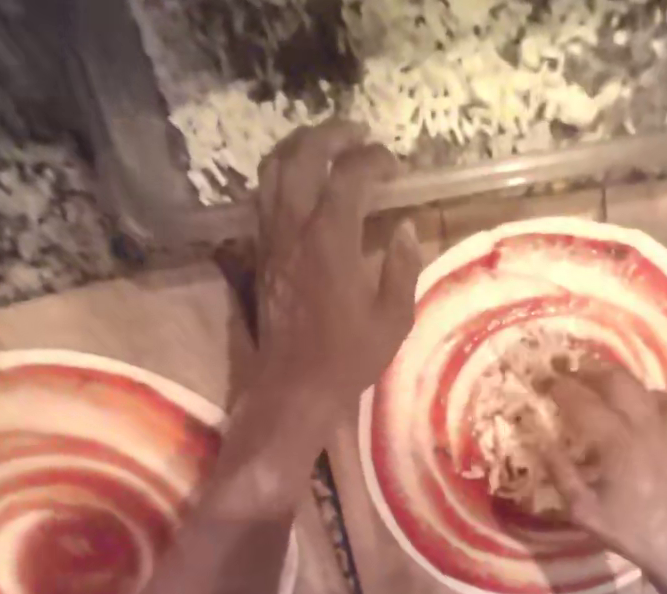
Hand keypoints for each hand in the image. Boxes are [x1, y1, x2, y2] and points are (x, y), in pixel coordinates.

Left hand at [255, 121, 422, 410]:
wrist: (295, 386)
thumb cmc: (349, 357)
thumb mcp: (392, 319)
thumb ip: (402, 268)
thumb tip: (406, 230)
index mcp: (332, 240)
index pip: (350, 176)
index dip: (374, 160)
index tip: (394, 166)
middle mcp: (294, 228)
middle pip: (303, 155)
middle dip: (331, 135)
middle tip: (358, 135)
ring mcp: (271, 239)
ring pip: (273, 170)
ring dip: (299, 148)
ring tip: (325, 148)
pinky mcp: (260, 254)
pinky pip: (264, 198)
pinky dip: (283, 177)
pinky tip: (302, 186)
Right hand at [539, 366, 666, 592]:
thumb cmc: (625, 529)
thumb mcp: (582, 510)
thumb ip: (561, 473)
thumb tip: (541, 442)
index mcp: (615, 443)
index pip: (582, 403)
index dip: (559, 388)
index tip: (540, 379)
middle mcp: (641, 427)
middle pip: (614, 380)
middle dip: (585, 370)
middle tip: (562, 370)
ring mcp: (661, 429)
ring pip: (638, 385)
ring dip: (612, 374)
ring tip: (590, 375)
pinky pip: (663, 401)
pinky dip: (645, 392)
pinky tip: (633, 399)